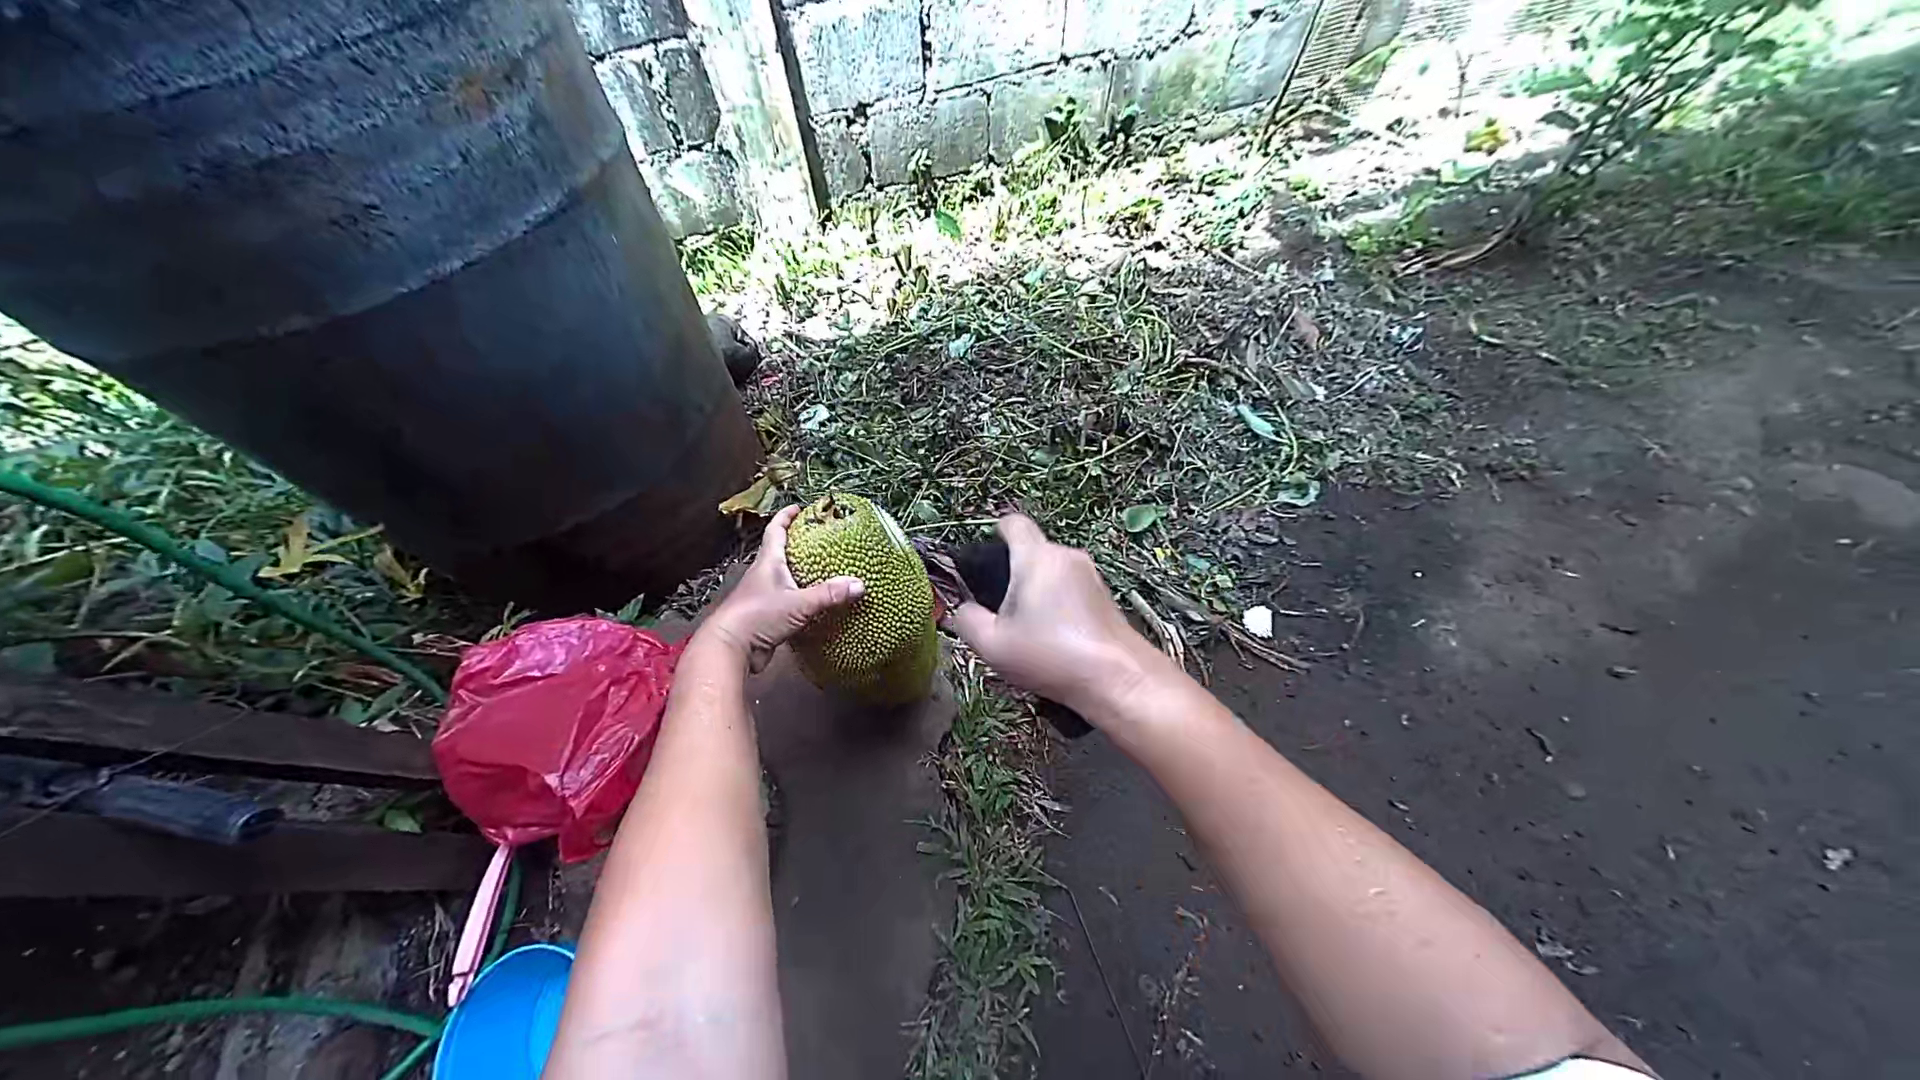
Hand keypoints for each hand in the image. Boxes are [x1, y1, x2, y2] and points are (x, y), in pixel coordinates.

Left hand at [698, 505, 864, 673]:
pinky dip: (801, 597)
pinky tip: (816, 602)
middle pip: (780, 552)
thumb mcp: (798, 603)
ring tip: (824, 568)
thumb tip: (859, 584)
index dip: (786, 517)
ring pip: (784, 577)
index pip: (776, 531)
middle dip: (798, 542)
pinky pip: (787, 600)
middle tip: (820, 537)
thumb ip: (829, 594)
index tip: (799, 508)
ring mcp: (763, 595)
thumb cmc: (758, 616)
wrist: (730, 648)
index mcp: (768, 562)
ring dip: (801, 571)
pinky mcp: (766, 616)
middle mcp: (764, 575)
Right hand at [946, 514, 1165, 717]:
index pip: (1012, 523)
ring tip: (1028, 632)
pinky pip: (1071, 589)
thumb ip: (966, 619)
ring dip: (1037, 593)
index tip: (985, 564)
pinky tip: (1055, 640)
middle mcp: (1067, 556)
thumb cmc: (1051, 655)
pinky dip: (1058, 605)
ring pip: (1052, 572)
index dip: (994, 535)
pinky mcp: (1105, 597)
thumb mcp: (992, 644)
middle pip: (1032, 551)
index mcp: (1036, 557)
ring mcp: (1091, 575)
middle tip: (1001, 613)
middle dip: (1013, 575)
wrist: (1118, 678)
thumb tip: (964, 608)